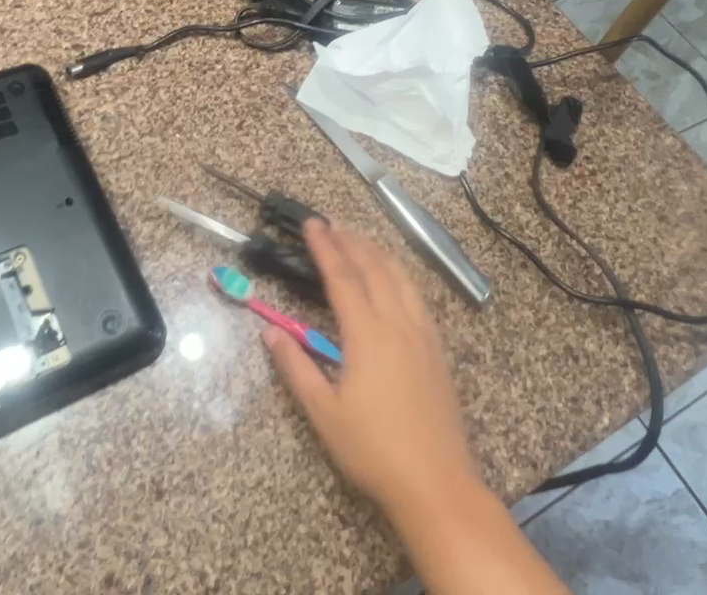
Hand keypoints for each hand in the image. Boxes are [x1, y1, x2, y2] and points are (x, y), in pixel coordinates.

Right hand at [264, 219, 479, 513]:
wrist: (436, 483)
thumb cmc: (373, 449)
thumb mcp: (323, 413)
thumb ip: (296, 368)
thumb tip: (269, 333)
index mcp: (368, 335)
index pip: (342, 278)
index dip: (325, 247)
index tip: (312, 223)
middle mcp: (398, 324)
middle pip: (374, 268)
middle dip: (350, 241)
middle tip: (330, 223)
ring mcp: (423, 336)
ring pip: (401, 278)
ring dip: (377, 252)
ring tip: (358, 239)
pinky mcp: (437, 351)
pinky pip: (417, 297)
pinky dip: (399, 274)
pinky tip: (394, 280)